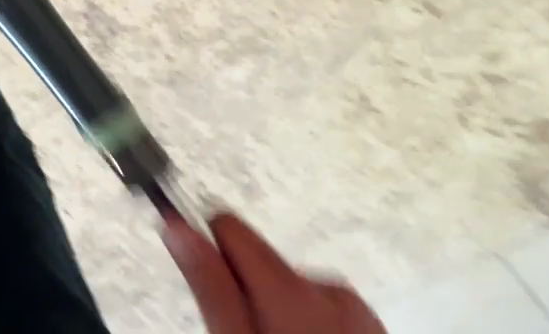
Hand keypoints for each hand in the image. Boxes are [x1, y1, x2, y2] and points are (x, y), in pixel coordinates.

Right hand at [164, 213, 385, 333]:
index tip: (207, 287)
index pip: (227, 226)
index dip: (208, 252)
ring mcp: (360, 314)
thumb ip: (207, 284)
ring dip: (277, 312)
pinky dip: (309, 327)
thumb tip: (175, 227)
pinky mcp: (373, 331)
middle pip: (261, 259)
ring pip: (292, 286)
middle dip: (246, 291)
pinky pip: (324, 308)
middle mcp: (331, 289)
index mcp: (290, 287)